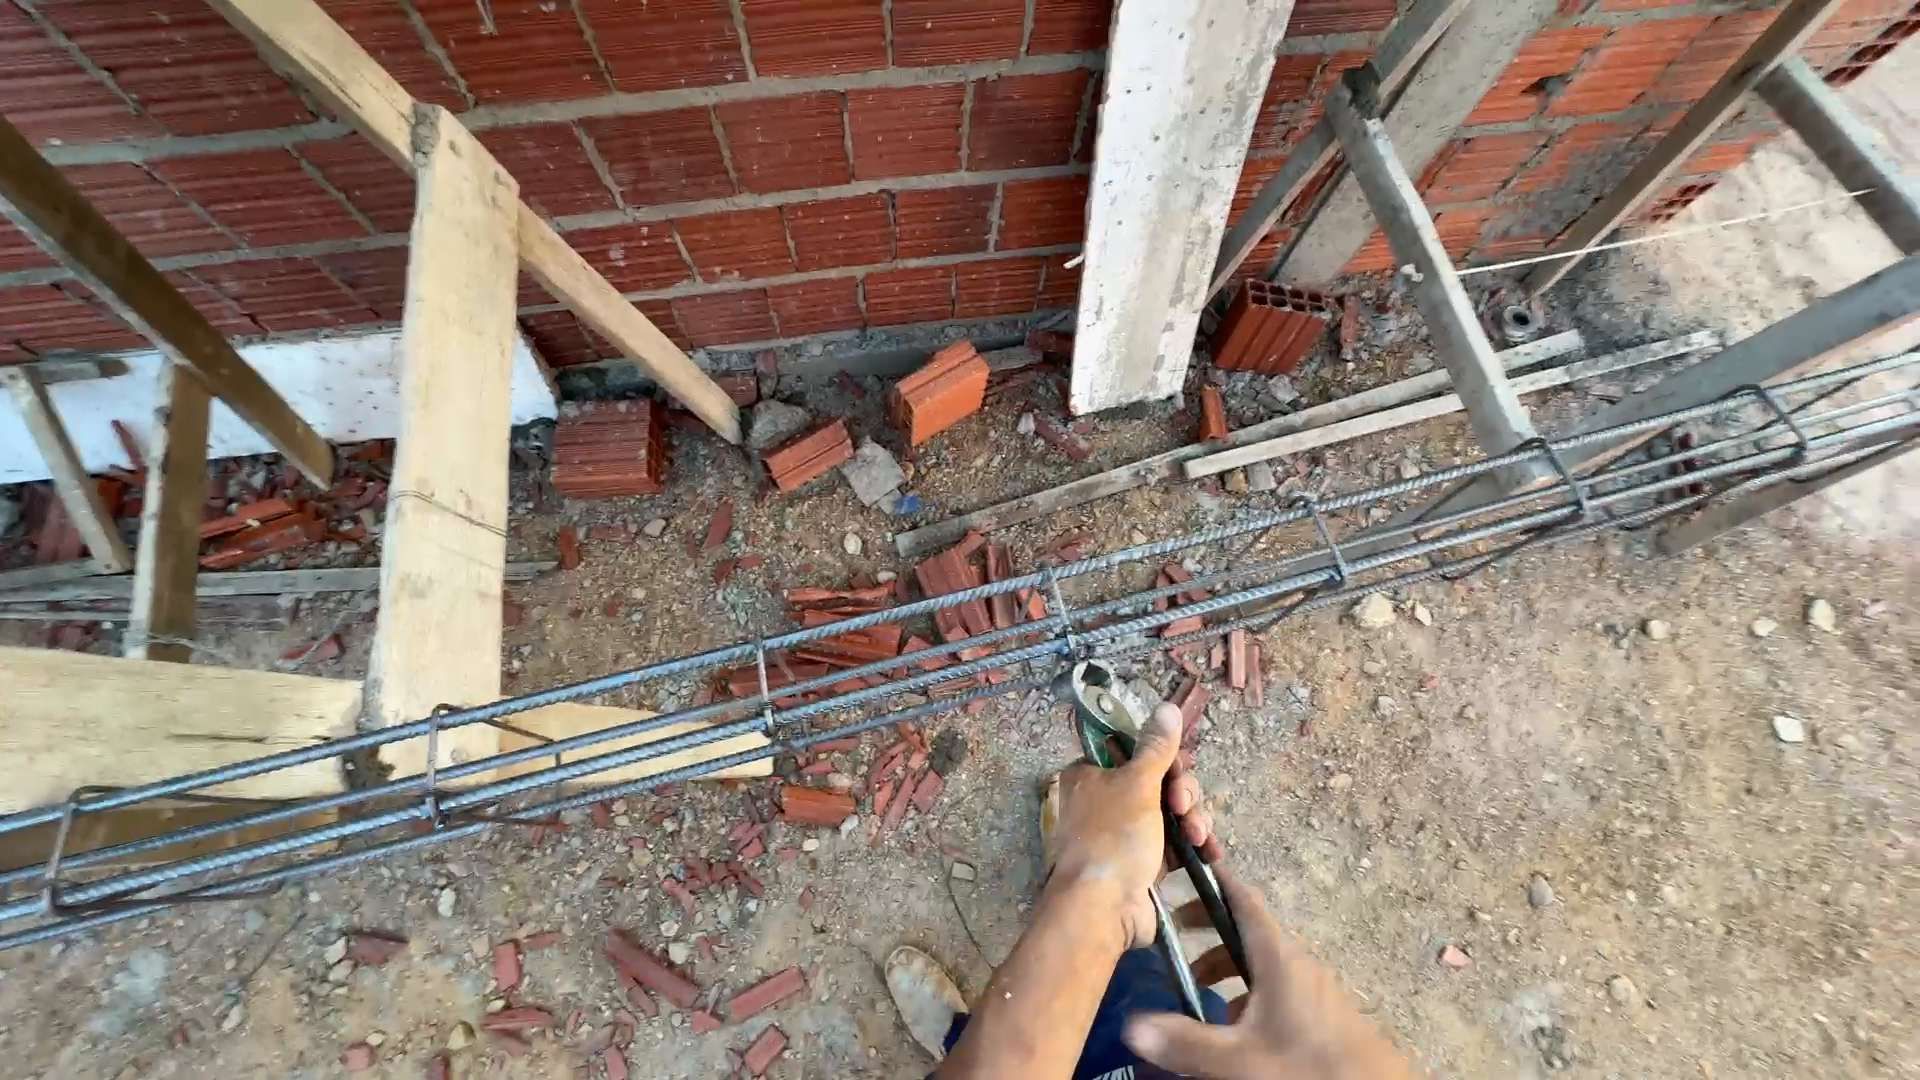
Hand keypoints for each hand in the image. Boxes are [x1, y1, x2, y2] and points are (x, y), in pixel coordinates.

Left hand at [1049, 703, 1216, 949]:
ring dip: (1192, 819)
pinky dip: (1194, 843)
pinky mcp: (1145, 859)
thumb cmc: (1113, 836)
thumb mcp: (1137, 784)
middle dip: (1182, 793)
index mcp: (1092, 773)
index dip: (1163, 757)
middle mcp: (1106, 798)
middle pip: (1159, 779)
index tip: (1179, 767)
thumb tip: (1168, 707)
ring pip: (1172, 810)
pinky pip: (1177, 841)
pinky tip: (1209, 852)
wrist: (1103, 908)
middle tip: (1183, 807)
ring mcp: (1126, 830)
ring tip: (1197, 837)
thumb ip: (1157, 748)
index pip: (1134, 750)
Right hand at [1122, 869, 1412, 1079]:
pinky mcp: (1322, 1011)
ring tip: (1196, 985)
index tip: (1183, 862)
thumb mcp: (1241, 1059)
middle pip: (1244, 927)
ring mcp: (1312, 985)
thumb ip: (1186, 1041)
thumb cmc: (1308, 1067)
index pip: (1239, 896)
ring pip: (1259, 959)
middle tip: (1171, 931)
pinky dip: (1247, 989)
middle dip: (1206, 925)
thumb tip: (1130, 1024)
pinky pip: (1275, 984)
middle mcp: (1295, 959)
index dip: (1211, 876)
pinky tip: (1235, 1022)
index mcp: (1276, 953)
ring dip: (1225, 963)